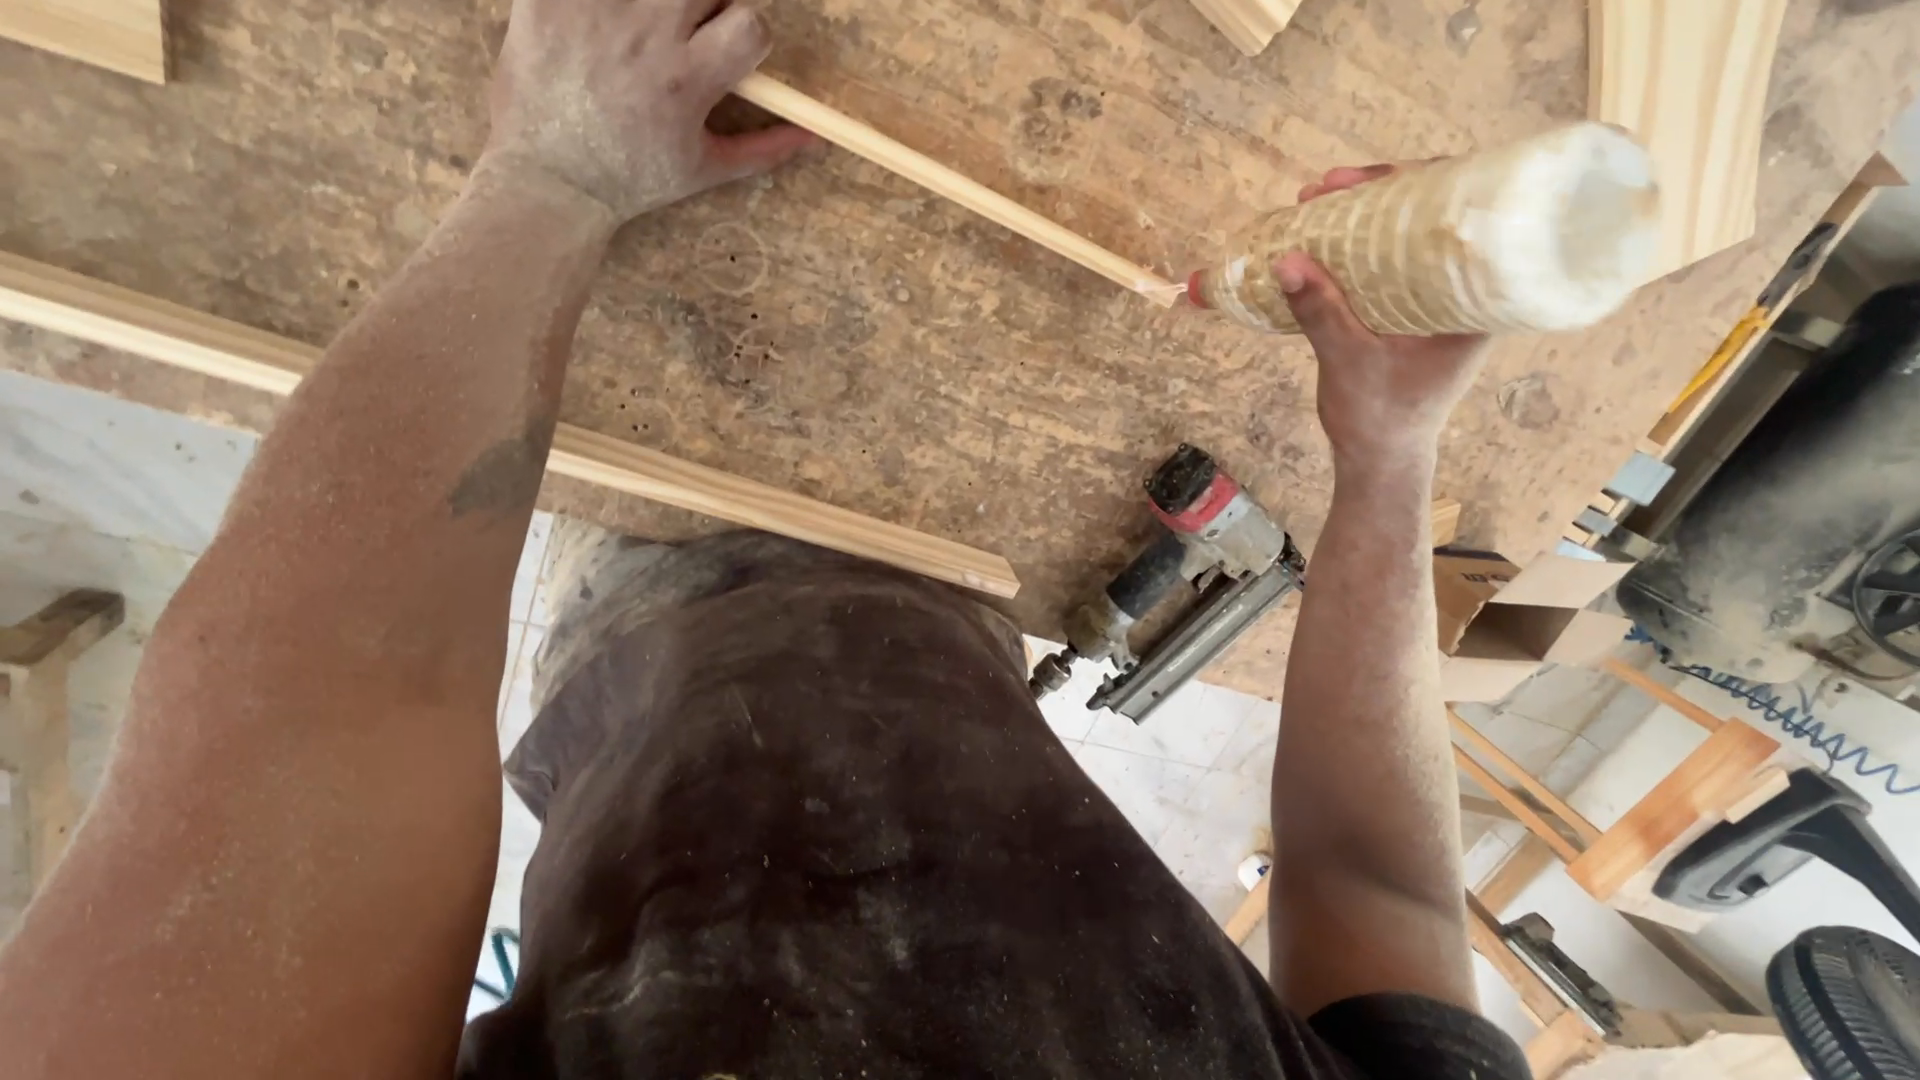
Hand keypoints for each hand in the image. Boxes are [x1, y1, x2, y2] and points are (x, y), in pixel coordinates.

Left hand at [480, 0, 816, 220]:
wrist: (549, 178)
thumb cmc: (634, 178)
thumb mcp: (706, 169)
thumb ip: (765, 149)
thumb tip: (813, 137)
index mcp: (688, 80)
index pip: (751, 24)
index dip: (748, 35)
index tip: (729, 52)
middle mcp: (646, 35)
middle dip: (707, 5)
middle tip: (686, 30)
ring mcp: (595, 8)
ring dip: (660, 0)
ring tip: (644, 27)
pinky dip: (606, 0)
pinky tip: (603, 21)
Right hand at [1279, 165, 1488, 477]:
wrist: (1379, 457)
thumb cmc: (1379, 417)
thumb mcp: (1348, 362)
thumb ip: (1320, 312)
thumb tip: (1285, 260)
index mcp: (1477, 298)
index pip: (1467, 213)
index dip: (1418, 182)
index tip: (1364, 181)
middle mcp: (1464, 289)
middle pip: (1432, 216)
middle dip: (1379, 192)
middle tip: (1328, 186)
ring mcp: (1434, 298)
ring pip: (1405, 237)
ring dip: (1362, 216)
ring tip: (1317, 201)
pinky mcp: (1407, 308)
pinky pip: (1386, 263)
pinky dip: (1355, 247)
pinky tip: (1323, 237)